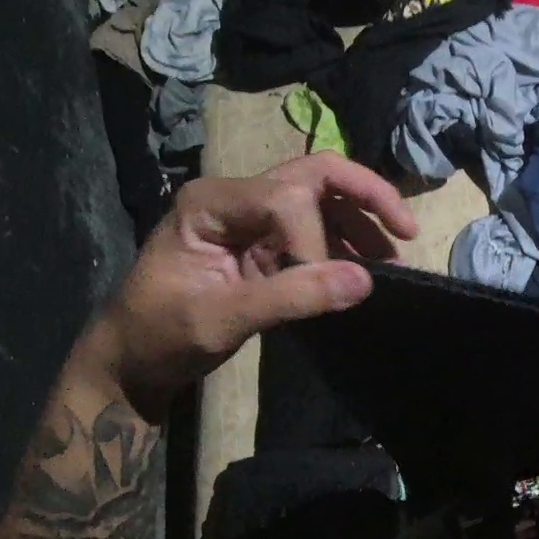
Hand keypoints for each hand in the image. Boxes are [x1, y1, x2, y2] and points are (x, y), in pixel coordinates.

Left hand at [80, 154, 417, 407]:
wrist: (131, 363)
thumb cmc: (159, 336)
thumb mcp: (221, 319)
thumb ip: (292, 296)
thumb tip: (365, 280)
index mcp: (213, 203)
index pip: (287, 198)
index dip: (316, 240)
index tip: (324, 286)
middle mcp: (237, 198)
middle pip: (316, 175)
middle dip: (367, 196)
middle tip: (407, 230)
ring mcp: (253, 220)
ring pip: (323, 201)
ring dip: (362, 224)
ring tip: (393, 261)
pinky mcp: (266, 245)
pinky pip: (318, 232)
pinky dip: (347, 247)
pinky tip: (367, 271)